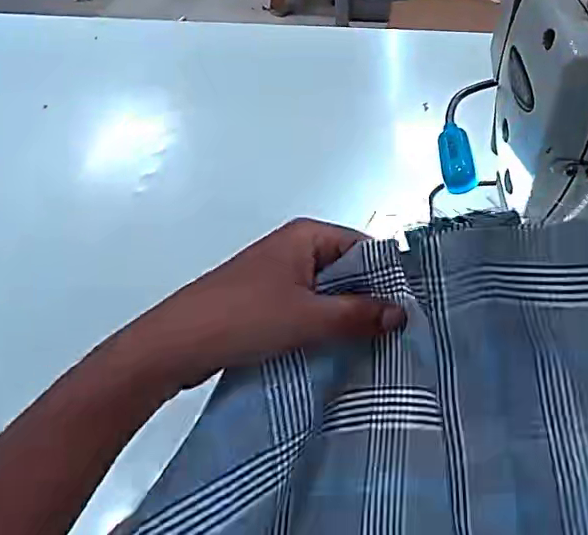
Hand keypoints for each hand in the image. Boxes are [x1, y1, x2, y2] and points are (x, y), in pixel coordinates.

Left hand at [115, 219, 407, 390]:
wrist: (177, 342)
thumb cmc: (244, 316)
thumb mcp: (307, 317)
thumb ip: (356, 314)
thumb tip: (401, 313)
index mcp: (307, 234)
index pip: (363, 246)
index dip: (387, 276)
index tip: (410, 311)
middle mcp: (295, 247)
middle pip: (347, 269)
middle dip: (369, 299)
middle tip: (398, 335)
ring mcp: (280, 274)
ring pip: (327, 292)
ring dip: (345, 316)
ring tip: (375, 348)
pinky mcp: (267, 301)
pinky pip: (308, 308)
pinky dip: (323, 326)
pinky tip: (338, 353)